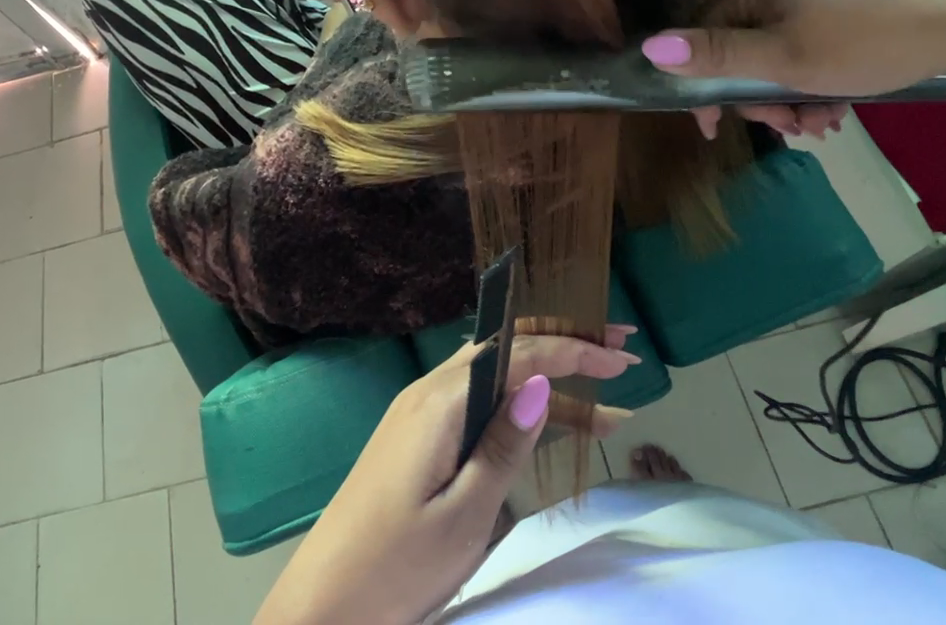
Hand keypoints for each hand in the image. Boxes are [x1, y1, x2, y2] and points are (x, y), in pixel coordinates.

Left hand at [254, 328, 638, 624]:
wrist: (325, 599)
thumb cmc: (397, 561)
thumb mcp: (465, 512)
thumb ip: (504, 445)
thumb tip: (541, 382)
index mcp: (441, 402)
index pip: (516, 352)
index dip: (572, 349)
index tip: (620, 357)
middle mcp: (428, 393)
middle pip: (506, 351)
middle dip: (564, 348)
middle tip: (619, 351)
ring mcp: (420, 414)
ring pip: (494, 380)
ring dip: (547, 386)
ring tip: (608, 409)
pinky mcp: (416, 438)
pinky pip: (476, 406)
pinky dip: (516, 411)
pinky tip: (548, 427)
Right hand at [650, 0, 945, 102]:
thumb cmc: (865, 39)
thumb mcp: (783, 59)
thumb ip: (714, 56)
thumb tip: (647, 48)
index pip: (701, 36)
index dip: (702, 86)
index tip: (714, 129)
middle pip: (741, 48)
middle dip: (760, 97)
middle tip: (791, 128)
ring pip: (777, 54)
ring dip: (791, 96)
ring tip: (823, 124)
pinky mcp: (845, 4)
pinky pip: (808, 47)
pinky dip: (816, 80)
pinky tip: (839, 106)